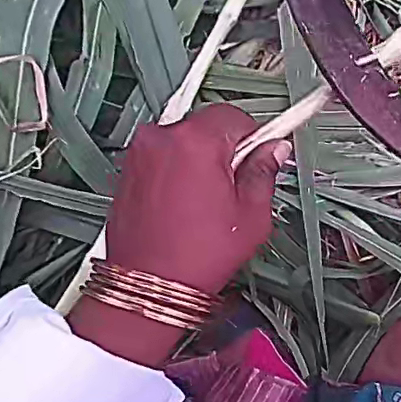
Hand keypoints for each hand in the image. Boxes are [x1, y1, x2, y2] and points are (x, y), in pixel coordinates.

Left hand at [70, 103, 289, 366]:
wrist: (150, 285)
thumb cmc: (198, 257)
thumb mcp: (250, 217)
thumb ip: (263, 173)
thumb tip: (274, 149)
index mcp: (196, 141)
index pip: (234, 116)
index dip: (253, 137)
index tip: (261, 157)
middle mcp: (161, 137)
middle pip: (206, 126)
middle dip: (224, 149)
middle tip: (234, 188)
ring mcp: (139, 153)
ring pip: (183, 141)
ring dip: (199, 160)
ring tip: (206, 202)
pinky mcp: (126, 170)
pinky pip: (162, 157)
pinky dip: (176, 171)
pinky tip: (184, 205)